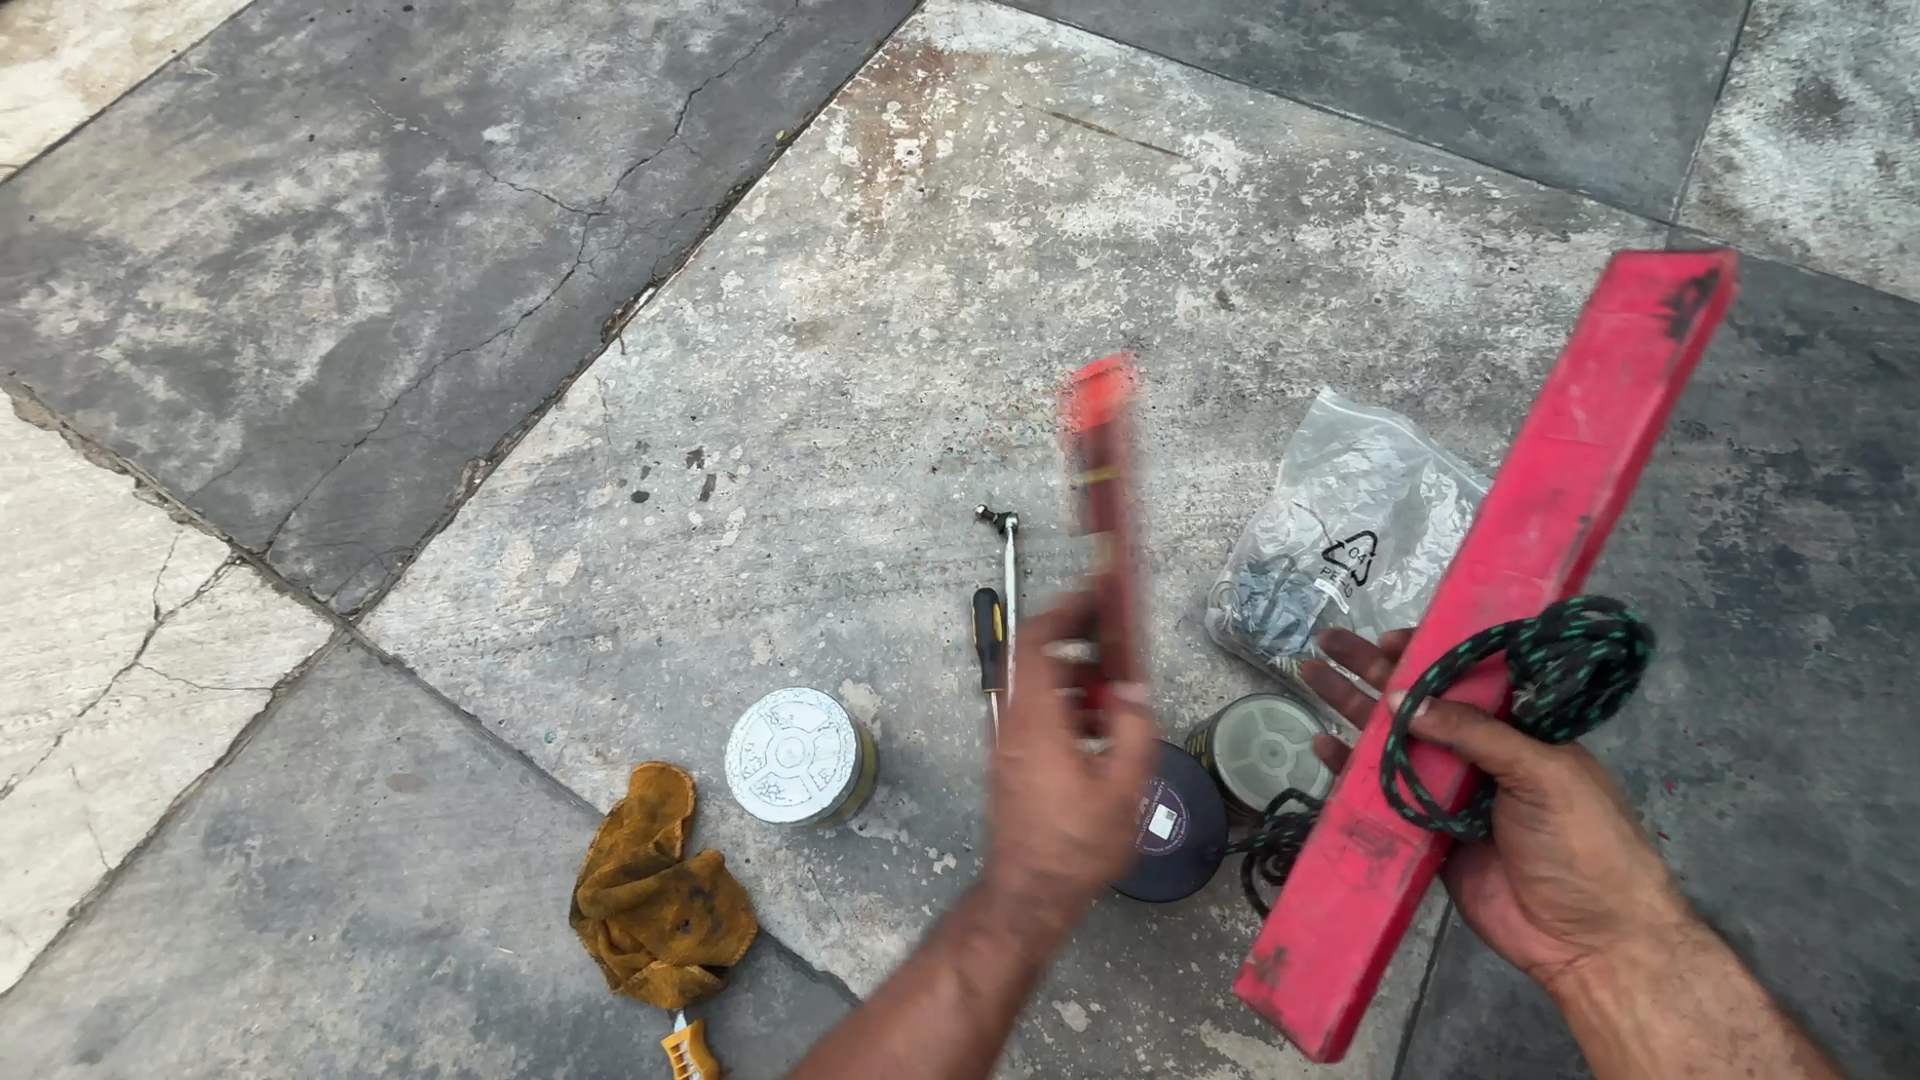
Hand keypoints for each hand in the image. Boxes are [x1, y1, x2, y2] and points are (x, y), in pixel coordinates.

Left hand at [981, 592, 1159, 938]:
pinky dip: (1066, 708)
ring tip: (1114, 702)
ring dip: (1075, 684)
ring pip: (1039, 690)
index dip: (1062, 610)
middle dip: (1079, 651)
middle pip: (1039, 662)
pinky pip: (1037, 715)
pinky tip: (1097, 735)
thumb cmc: (1076, 843)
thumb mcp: (1124, 788)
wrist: (1028, 892)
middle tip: (1117, 656)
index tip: (1093, 596)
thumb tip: (1131, 689)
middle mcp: (1013, 720)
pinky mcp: (1010, 759)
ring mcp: (1007, 741)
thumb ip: (1133, 729)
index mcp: (1036, 717)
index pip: (1036, 641)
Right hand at [1300, 627, 1692, 989]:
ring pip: (1387, 737)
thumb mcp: (1543, 775)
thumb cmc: (1584, 846)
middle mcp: (1475, 754)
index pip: (1464, 680)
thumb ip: (1474, 733)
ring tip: (1309, 672)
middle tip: (1329, 639)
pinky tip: (1322, 744)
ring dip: (1349, 704)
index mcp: (1515, 732)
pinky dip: (1346, 765)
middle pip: (1414, 701)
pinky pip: (1375, 788)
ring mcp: (1444, 789)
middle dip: (1371, 667)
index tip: (1389, 638)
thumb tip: (1402, 700)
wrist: (1588, 940)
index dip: (1426, 654)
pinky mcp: (1420, 826)